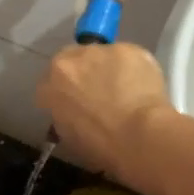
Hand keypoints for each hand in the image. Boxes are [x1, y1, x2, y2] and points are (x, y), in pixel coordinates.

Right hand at [35, 44, 171, 179]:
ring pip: (103, 56)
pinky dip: (134, 69)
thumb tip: (73, 114)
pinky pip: (128, 57)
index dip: (65, 94)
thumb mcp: (68, 137)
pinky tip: (143, 87)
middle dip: (84, 74)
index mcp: (49, 86)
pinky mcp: (128, 48)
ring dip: (110, 69)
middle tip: (101, 93)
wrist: (137, 135)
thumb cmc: (99, 145)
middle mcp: (69, 61)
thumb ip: (64, 117)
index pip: (50, 84)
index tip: (77, 104)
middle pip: (74, 61)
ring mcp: (100, 52)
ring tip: (127, 91)